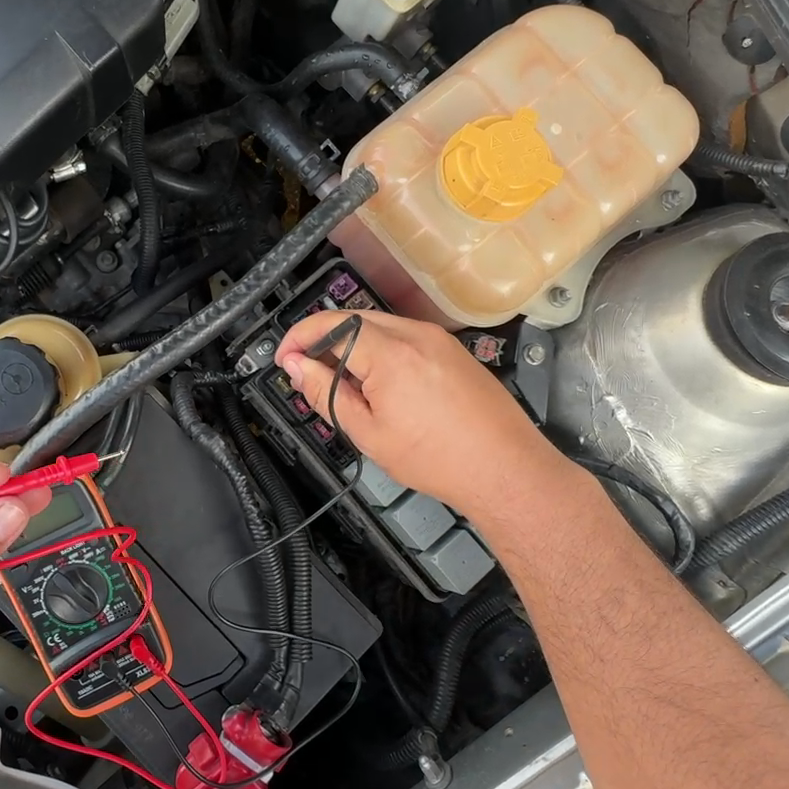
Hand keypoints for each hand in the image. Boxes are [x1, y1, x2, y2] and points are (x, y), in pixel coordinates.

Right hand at [275, 310, 579, 523]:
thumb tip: (297, 367)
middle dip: (322, 338)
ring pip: (378, 325)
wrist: (504, 468)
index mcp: (391, 354)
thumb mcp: (367, 432)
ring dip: (349, 343)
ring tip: (338, 381)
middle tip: (304, 370)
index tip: (284, 358)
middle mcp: (415, 335)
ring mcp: (438, 339)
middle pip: (353, 319)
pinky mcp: (452, 349)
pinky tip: (375, 381)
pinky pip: (403, 336)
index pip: (331, 326)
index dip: (299, 338)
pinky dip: (378, 348)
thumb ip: (326, 393)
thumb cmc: (436, 459)